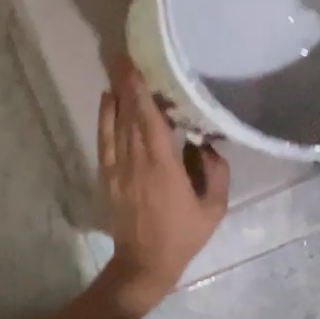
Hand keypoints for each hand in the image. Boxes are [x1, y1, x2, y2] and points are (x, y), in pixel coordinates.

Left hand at [97, 57, 230, 316]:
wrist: (144, 264)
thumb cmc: (183, 236)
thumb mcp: (214, 208)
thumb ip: (216, 172)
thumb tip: (205, 143)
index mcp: (162, 167)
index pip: (149, 120)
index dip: (141, 91)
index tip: (137, 65)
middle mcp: (136, 162)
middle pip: (129, 115)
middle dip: (126, 84)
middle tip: (124, 54)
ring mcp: (117, 169)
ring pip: (115, 124)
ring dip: (115, 95)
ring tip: (116, 68)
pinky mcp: (107, 177)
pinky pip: (104, 141)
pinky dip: (104, 118)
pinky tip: (107, 100)